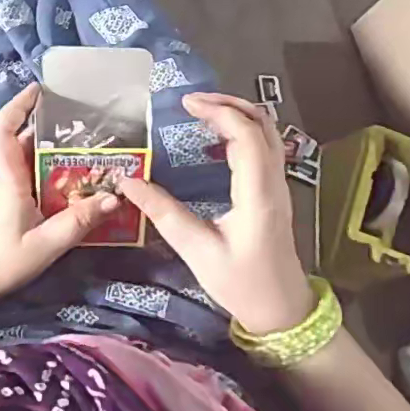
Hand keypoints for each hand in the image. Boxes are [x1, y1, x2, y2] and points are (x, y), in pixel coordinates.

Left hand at [0, 83, 119, 300]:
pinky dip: (55, 171)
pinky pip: (35, 175)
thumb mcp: (45, 244)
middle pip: (25, 140)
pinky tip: (79, 177)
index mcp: (8, 178)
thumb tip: (114, 198)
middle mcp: (6, 176)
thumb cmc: (1, 259)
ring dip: (56, 150)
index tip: (38, 90)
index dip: (18, 107)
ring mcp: (8, 188)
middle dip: (51, 126)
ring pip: (32, 158)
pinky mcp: (12, 200)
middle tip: (85, 120)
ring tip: (92, 145)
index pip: (5, 131)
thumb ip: (78, 221)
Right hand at [115, 93, 315, 333]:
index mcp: (257, 195)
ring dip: (237, 114)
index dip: (219, 113)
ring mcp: (278, 185)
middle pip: (263, 124)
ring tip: (201, 112)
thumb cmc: (241, 283)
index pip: (247, 137)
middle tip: (191, 102)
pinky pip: (263, 147)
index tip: (186, 104)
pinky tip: (214, 140)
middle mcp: (273, 182)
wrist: (281, 309)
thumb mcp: (196, 250)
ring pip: (267, 133)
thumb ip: (163, 213)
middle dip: (228, 104)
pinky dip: (241, 131)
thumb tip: (129, 182)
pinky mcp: (273, 191)